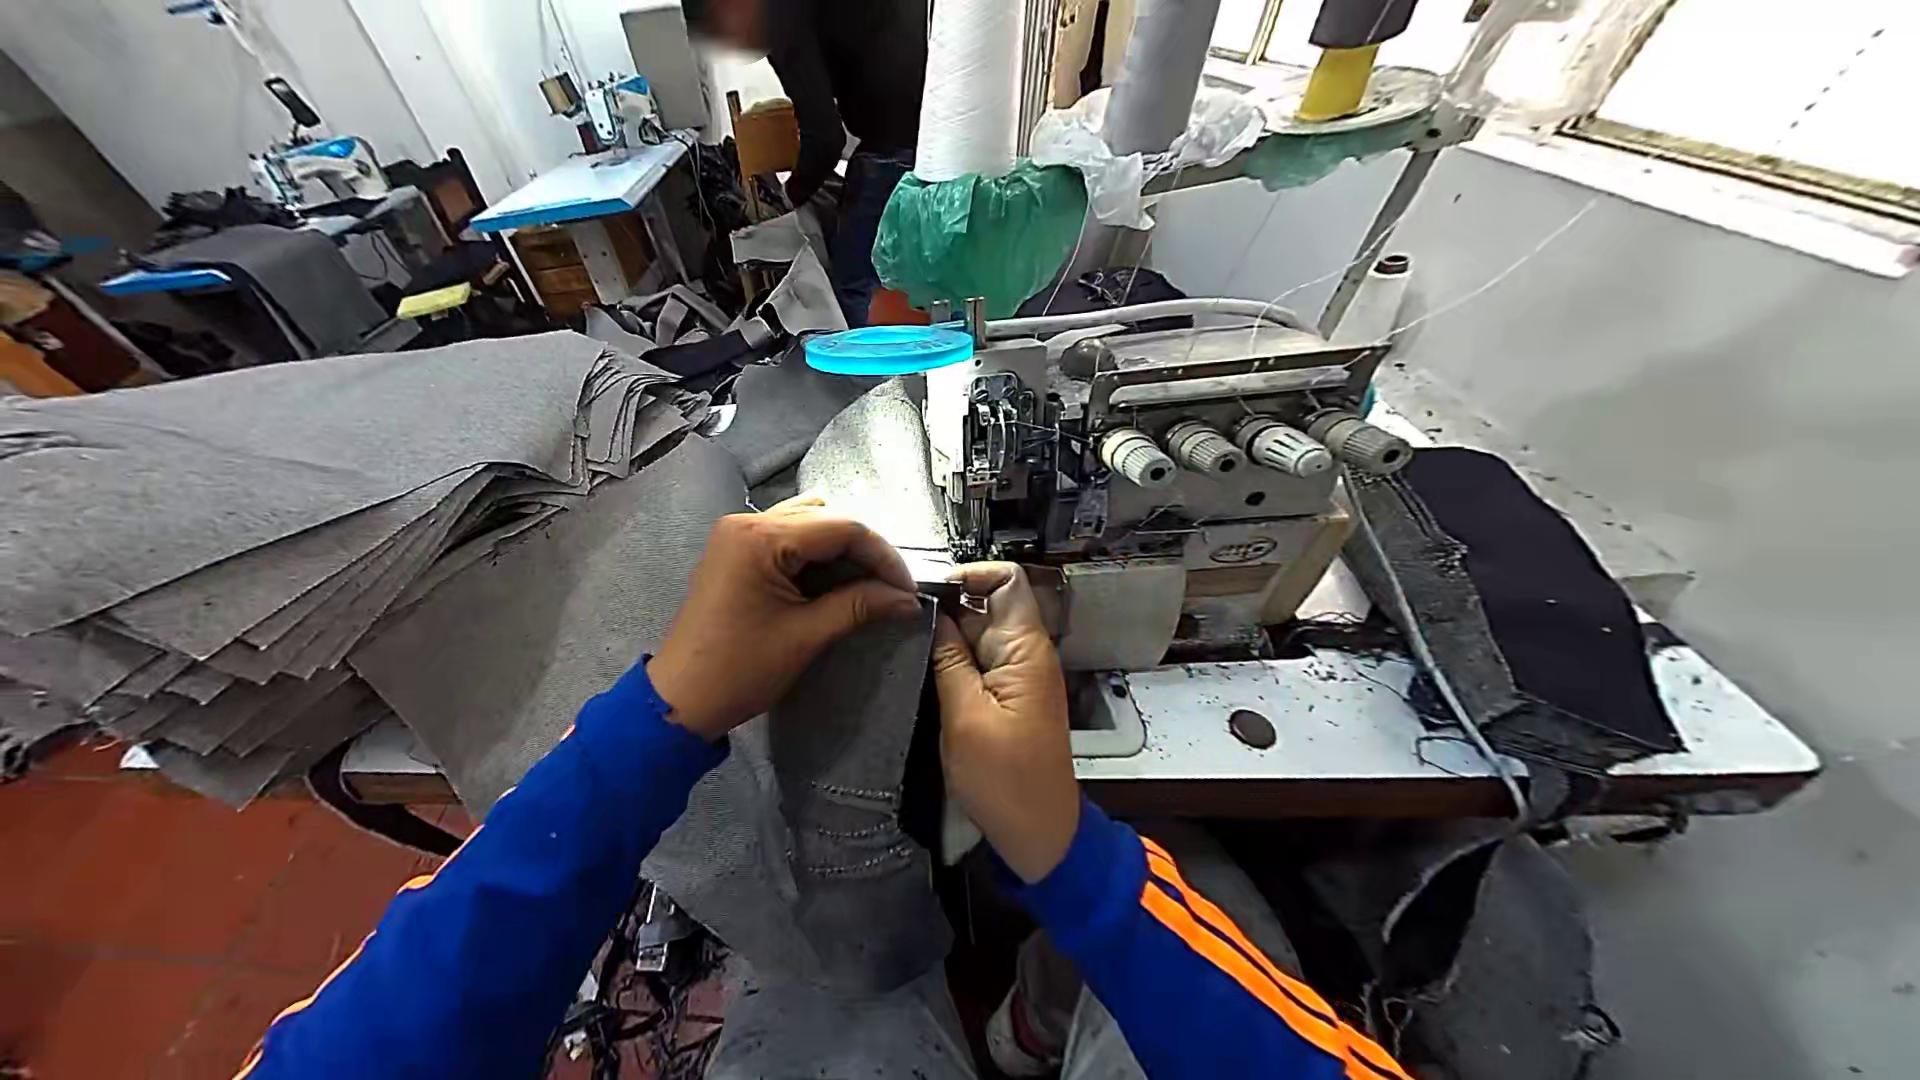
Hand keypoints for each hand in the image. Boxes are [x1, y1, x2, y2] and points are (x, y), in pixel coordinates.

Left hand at [648, 494, 921, 738]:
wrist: (679, 700)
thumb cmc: (739, 670)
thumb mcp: (806, 636)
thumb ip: (860, 606)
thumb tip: (907, 600)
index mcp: (761, 538)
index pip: (843, 527)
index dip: (883, 556)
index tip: (907, 589)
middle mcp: (748, 522)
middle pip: (829, 518)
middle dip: (867, 551)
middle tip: (893, 588)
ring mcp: (739, 533)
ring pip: (812, 522)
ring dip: (845, 549)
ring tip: (869, 582)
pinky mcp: (738, 550)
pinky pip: (790, 535)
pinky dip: (819, 553)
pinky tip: (836, 578)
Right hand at [931, 563, 1079, 882]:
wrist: (1039, 833)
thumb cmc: (1005, 780)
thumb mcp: (965, 717)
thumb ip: (948, 660)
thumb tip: (934, 613)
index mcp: (1026, 648)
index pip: (1007, 580)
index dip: (970, 575)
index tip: (928, 593)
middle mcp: (1027, 652)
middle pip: (987, 605)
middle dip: (948, 608)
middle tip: (902, 624)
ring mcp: (1018, 673)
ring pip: (979, 633)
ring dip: (947, 637)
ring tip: (905, 646)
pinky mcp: (1008, 693)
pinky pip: (980, 660)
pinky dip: (954, 660)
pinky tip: (923, 670)